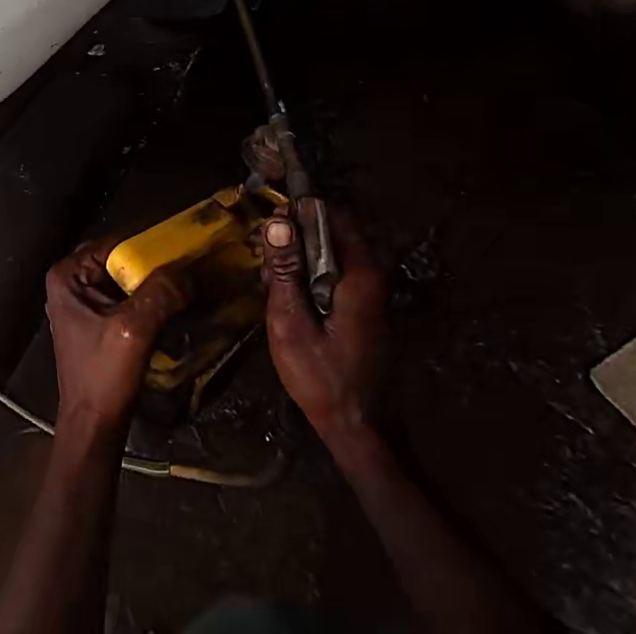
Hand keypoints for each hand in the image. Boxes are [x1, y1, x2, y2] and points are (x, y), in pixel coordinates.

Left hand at [44, 241, 192, 431]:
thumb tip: (187, 271)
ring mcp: (81, 302)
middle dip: (151, 260)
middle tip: (187, 258)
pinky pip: (124, 297)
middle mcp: (70, 282)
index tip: (181, 241)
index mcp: (67, 276)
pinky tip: (172, 300)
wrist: (93, 424)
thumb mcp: (133, 330)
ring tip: (185, 277)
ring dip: (151, 280)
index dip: (147, 242)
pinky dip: (147, 297)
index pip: (112, 243)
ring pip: (122, 278)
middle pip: (117, 259)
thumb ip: (159, 295)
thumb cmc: (103, 376)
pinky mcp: (95, 320)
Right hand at [261, 207, 387, 442]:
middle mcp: (372, 277)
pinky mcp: (362, 307)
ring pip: (331, 252)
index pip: (336, 216)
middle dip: (295, 232)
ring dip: (299, 254)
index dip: (301, 208)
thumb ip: (284, 272)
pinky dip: (308, 272)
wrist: (358, 427)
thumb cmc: (322, 377)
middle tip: (262, 250)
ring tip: (269, 274)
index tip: (269, 217)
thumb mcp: (292, 323)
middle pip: (333, 232)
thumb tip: (278, 222)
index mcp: (360, 276)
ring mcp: (370, 294)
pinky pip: (333, 272)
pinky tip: (285, 293)